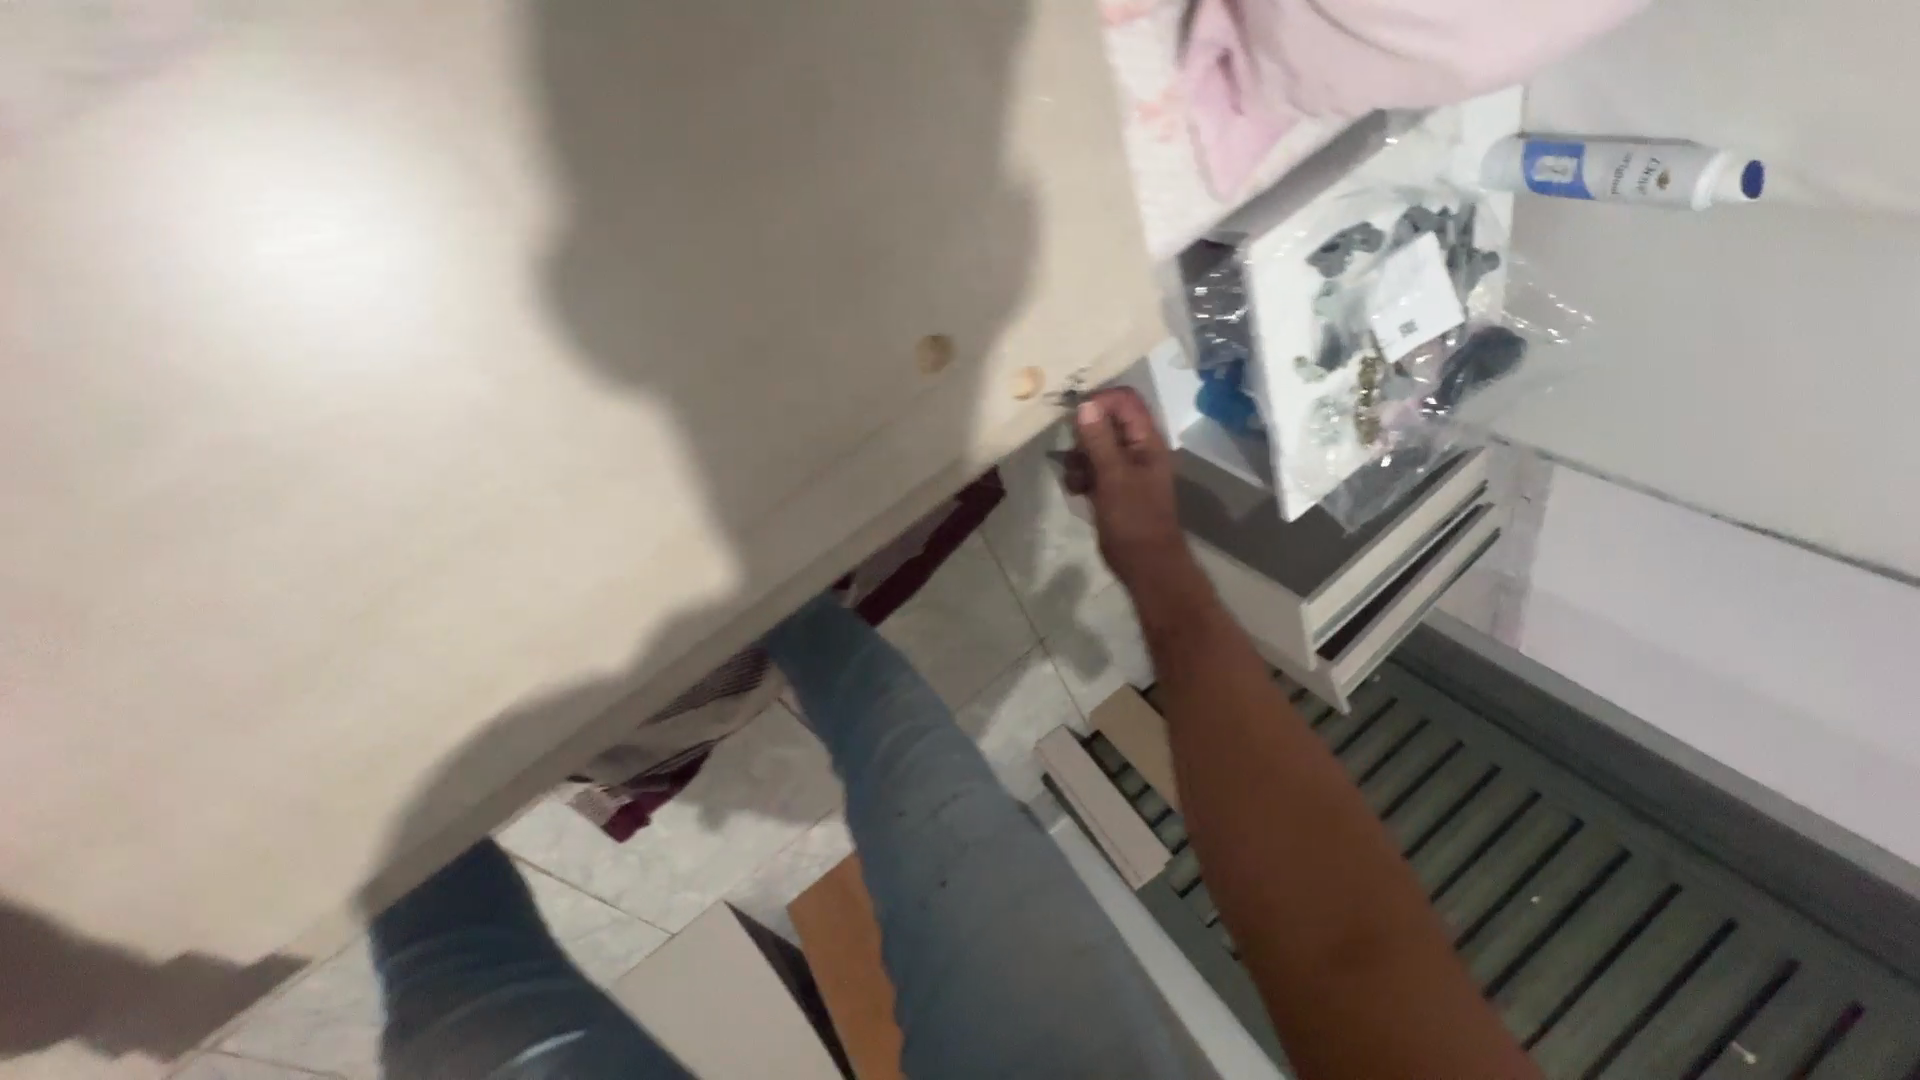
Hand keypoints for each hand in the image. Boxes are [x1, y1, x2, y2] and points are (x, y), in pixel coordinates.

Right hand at [1071, 388, 1196, 593]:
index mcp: (1147, 441)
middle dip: (1084, 433)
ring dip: (1078, 457)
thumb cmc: (1134, 519)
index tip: (1074, 415)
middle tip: (1073, 452)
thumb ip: (1099, 439)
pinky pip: (1092, 469)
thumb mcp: (1113, 476)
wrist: (1145, 564)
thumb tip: (1086, 404)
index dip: (1100, 400)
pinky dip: (1081, 476)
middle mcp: (1137, 450)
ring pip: (1095, 446)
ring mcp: (1125, 469)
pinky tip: (1076, 491)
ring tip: (1074, 479)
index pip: (1125, 401)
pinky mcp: (1112, 488)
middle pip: (1107, 421)